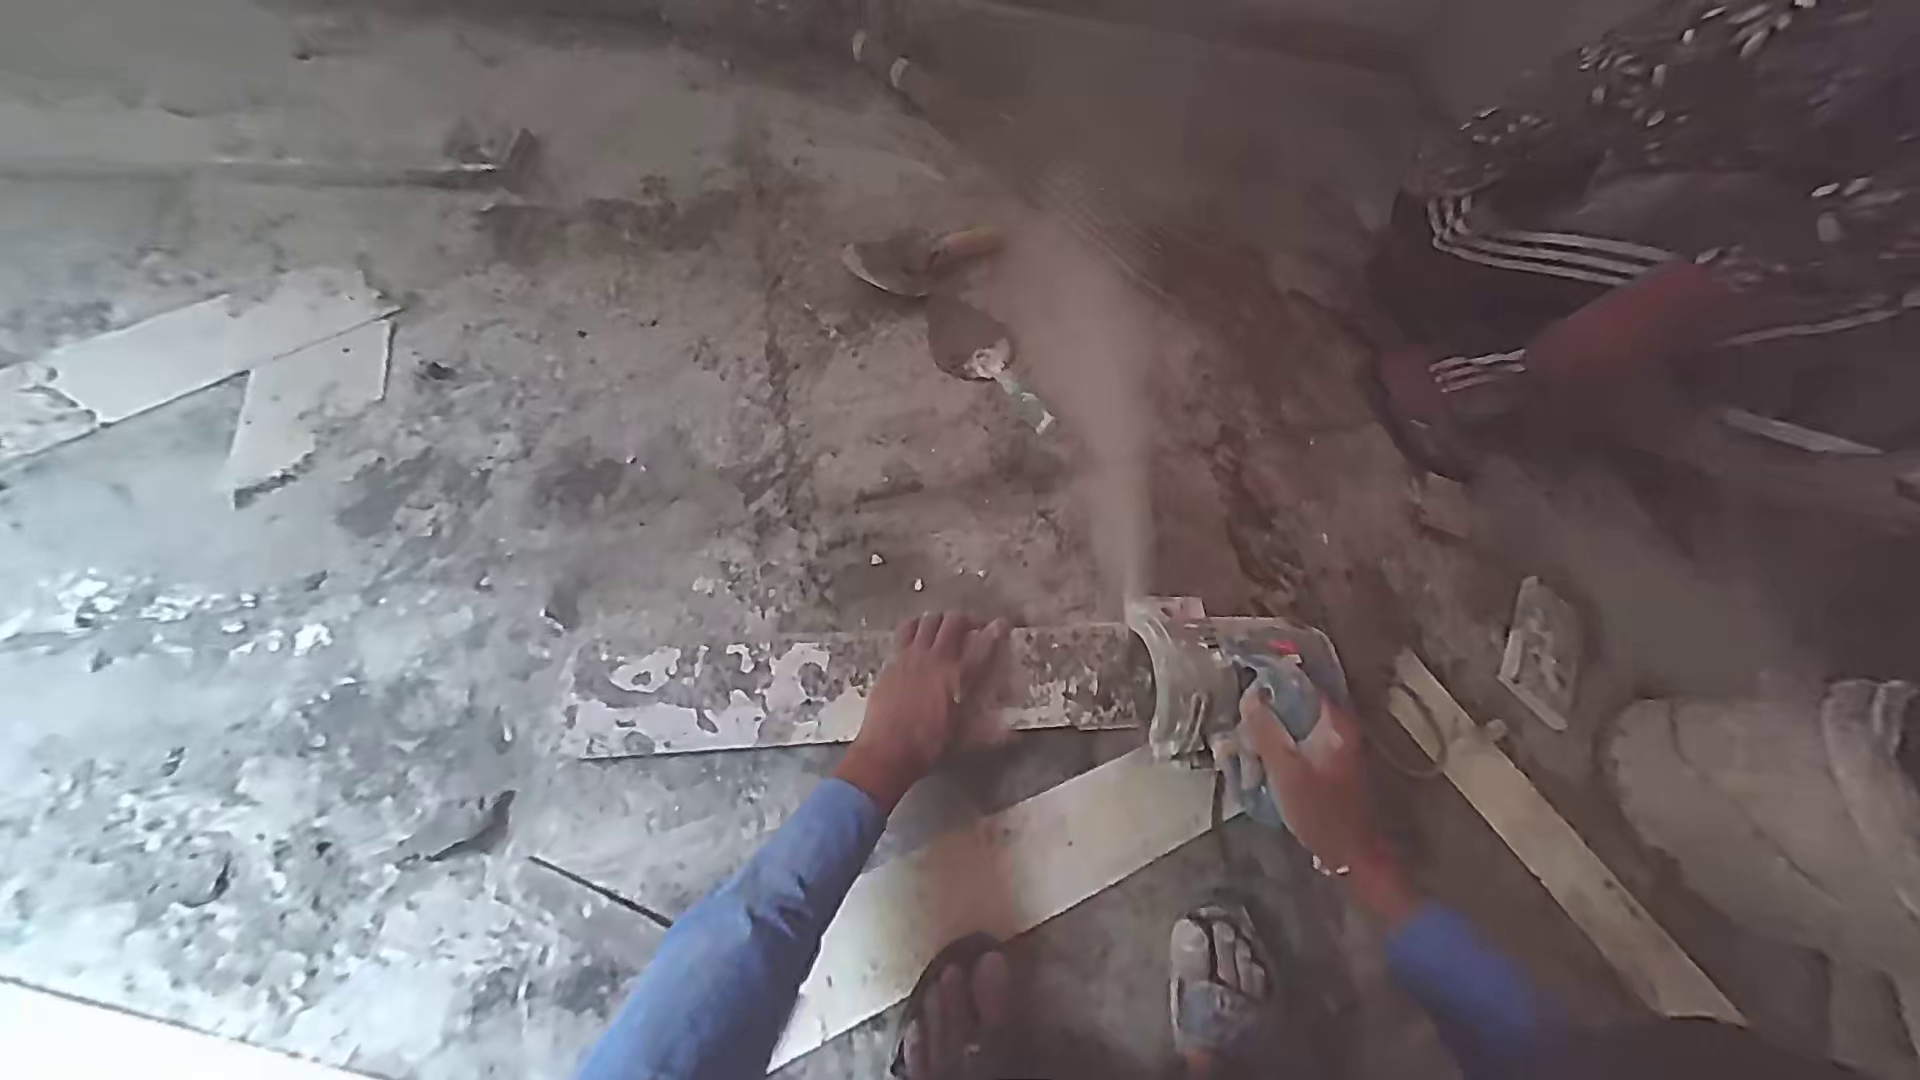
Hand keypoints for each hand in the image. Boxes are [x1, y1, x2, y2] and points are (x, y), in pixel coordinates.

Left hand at [834, 612, 1009, 809]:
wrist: (886, 750)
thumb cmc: (928, 746)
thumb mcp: (963, 739)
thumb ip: (989, 732)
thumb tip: (1012, 735)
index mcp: (957, 676)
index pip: (983, 645)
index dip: (996, 631)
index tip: (1003, 624)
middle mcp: (935, 658)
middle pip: (953, 622)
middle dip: (965, 620)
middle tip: (969, 629)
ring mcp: (910, 656)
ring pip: (926, 621)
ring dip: (938, 621)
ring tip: (941, 629)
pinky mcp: (892, 660)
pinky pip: (904, 632)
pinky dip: (914, 628)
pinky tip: (915, 638)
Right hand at [1238, 687, 1419, 925]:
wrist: (1351, 855)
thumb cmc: (1320, 809)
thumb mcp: (1284, 767)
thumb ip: (1264, 728)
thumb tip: (1250, 694)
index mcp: (1335, 722)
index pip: (1300, 681)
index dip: (1270, 676)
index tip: (1243, 677)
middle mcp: (1339, 726)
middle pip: (1294, 700)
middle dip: (1265, 706)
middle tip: (1238, 716)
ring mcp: (1335, 744)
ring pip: (1293, 721)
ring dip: (1268, 726)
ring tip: (1243, 738)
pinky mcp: (1328, 761)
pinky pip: (1296, 738)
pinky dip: (1277, 742)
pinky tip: (1258, 755)